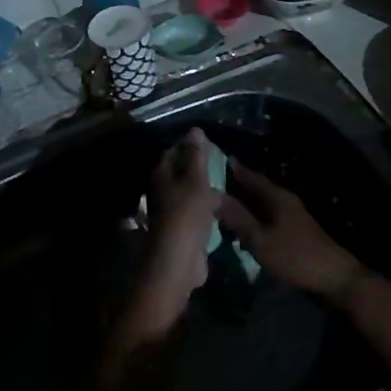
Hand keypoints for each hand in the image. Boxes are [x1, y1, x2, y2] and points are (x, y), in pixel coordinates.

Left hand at [116, 129, 220, 348]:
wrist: (180, 261)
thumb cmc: (186, 215)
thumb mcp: (196, 181)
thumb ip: (197, 156)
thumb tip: (195, 129)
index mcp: (162, 176)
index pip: (173, 152)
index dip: (189, 145)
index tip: (210, 142)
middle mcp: (163, 191)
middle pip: (182, 172)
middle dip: (200, 167)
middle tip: (223, 161)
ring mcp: (173, 211)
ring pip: (191, 192)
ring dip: (206, 188)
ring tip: (228, 181)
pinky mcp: (183, 229)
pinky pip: (197, 211)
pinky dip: (208, 207)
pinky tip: (224, 206)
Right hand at [216, 161, 362, 301]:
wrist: (335, 278)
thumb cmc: (296, 256)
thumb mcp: (261, 240)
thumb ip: (239, 219)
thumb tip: (216, 196)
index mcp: (277, 197)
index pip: (252, 176)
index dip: (234, 169)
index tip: (214, 161)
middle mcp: (285, 201)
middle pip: (256, 190)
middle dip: (235, 188)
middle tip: (210, 188)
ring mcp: (291, 216)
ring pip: (261, 206)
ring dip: (244, 207)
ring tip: (220, 209)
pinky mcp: (294, 231)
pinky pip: (267, 219)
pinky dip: (253, 221)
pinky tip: (241, 232)